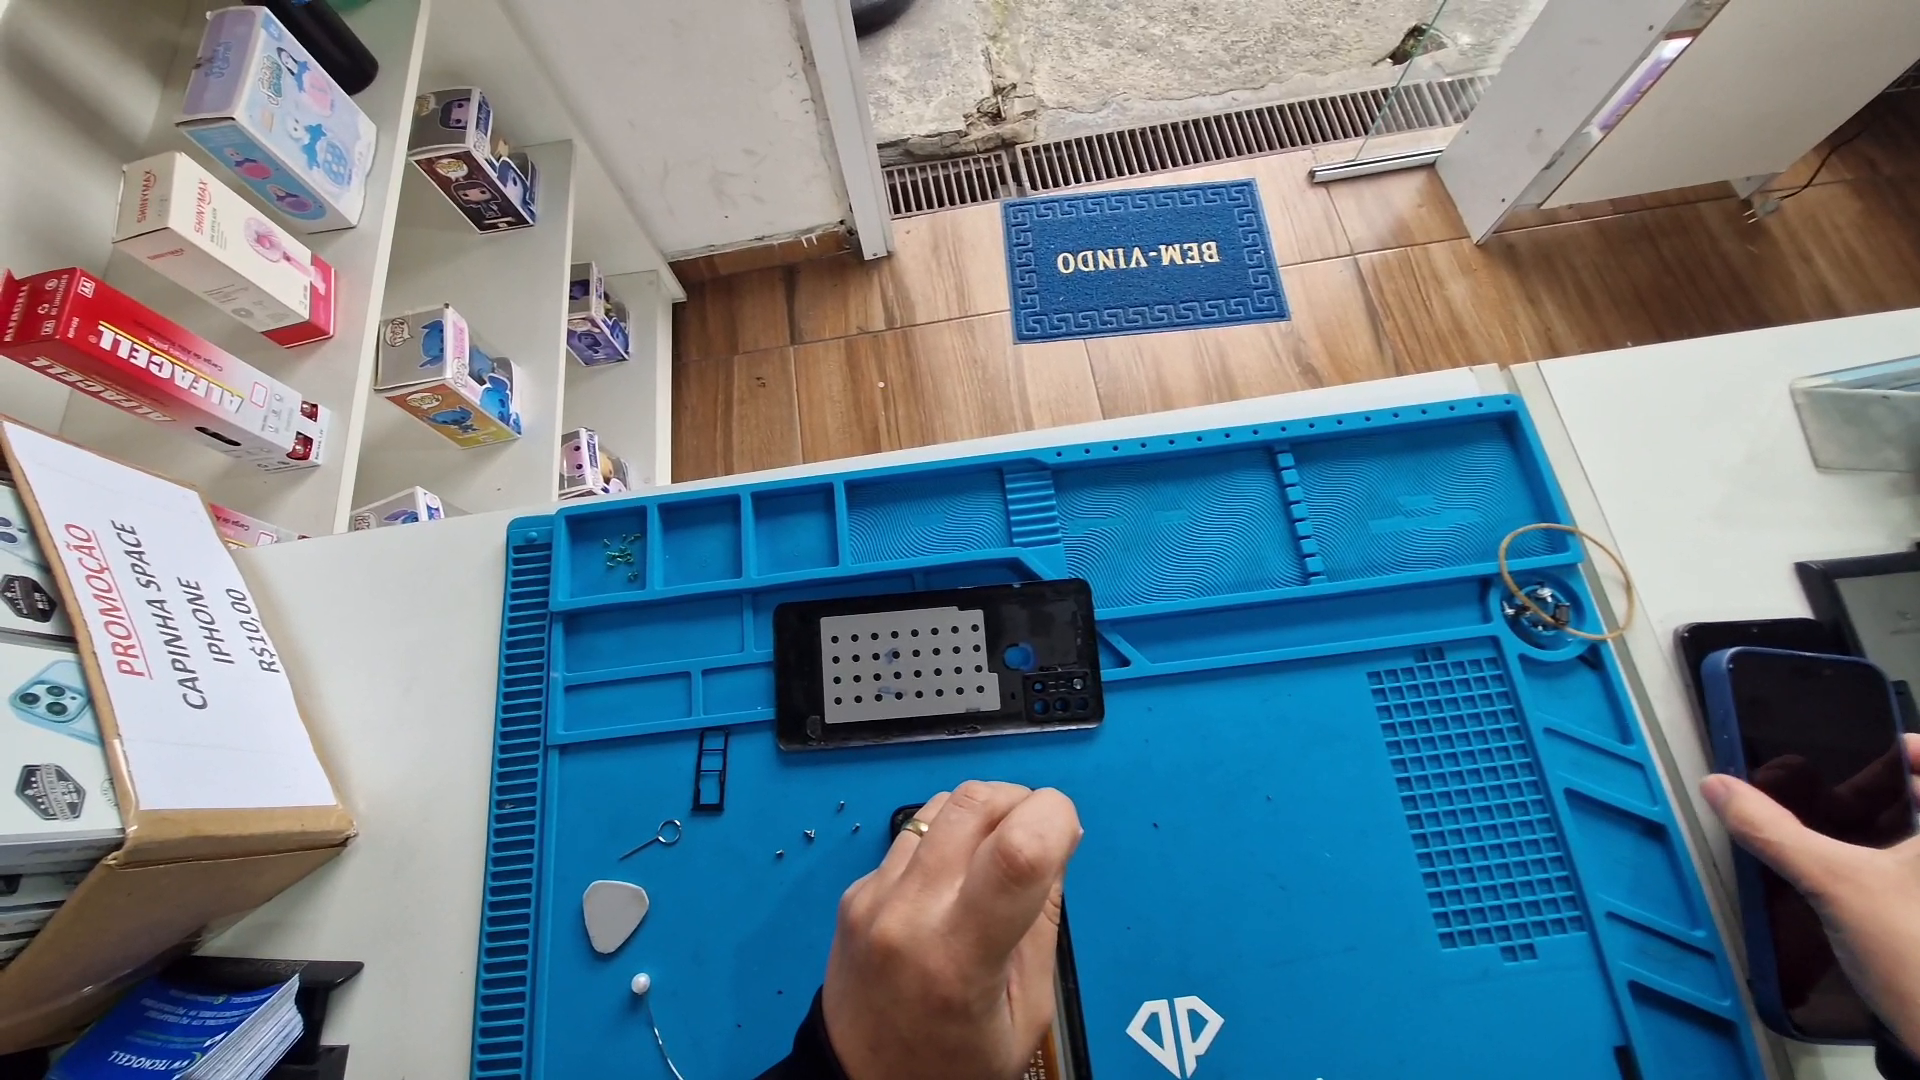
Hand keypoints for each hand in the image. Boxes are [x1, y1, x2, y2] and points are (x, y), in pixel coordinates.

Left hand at [822, 781, 1082, 1079]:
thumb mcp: (1027, 1012)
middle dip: (1021, 800)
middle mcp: (909, 913)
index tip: (1066, 829)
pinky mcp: (857, 888)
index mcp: (960, 958)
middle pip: (974, 803)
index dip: (1052, 817)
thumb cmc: (957, 1063)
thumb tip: (1060, 832)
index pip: (1015, 853)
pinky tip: (957, 873)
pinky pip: (913, 831)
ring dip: (984, 810)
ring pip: (942, 803)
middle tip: (1038, 833)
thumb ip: (1045, 917)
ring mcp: (875, 895)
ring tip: (999, 849)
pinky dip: (948, 833)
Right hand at [1701, 733, 1919, 1050]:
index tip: (1886, 743)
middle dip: (1894, 792)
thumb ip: (1772, 830)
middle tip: (1848, 782)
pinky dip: (1888, 869)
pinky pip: (1908, 881)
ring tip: (1841, 826)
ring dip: (1888, 832)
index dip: (1919, 751)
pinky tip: (1854, 879)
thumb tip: (1716, 785)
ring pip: (1913, 849)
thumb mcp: (1836, 885)